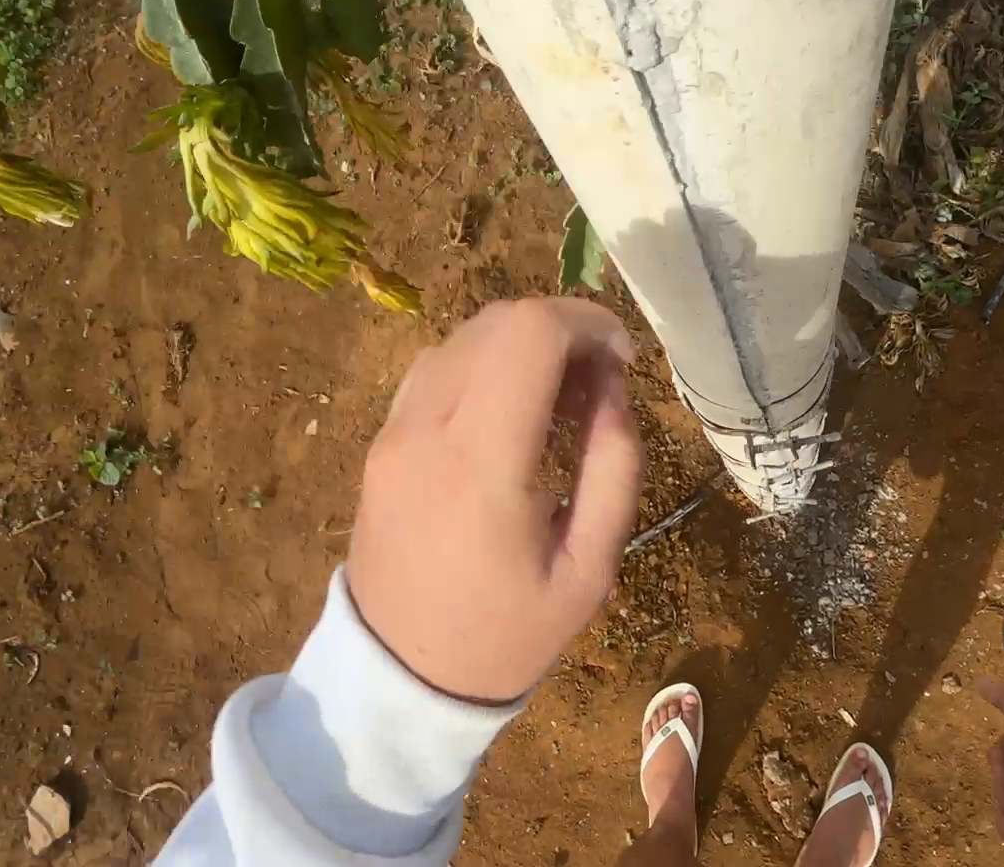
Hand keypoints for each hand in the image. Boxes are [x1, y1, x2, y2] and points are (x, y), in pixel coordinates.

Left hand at [346, 298, 642, 704]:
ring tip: (562, 402)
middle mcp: (425, 429)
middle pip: (499, 320)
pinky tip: (513, 411)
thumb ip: (614, 465)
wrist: (397, 683)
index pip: (530, 335)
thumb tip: (614, 386)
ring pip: (468, 335)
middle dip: (564, 331)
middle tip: (599, 383)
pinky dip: (488, 363)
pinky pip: (439, 366)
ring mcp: (393, 431)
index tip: (622, 361)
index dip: (588, 324)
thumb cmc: (506, 634)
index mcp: (481, 464)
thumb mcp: (590, 567)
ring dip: (526, 346)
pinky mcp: (381, 439)